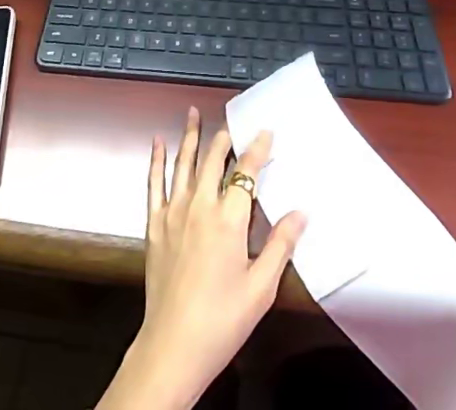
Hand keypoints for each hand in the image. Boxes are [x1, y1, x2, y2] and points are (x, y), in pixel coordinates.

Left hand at [97, 107, 306, 409]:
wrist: (174, 343)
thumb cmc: (223, 318)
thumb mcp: (261, 286)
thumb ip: (280, 245)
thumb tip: (300, 212)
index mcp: (228, 220)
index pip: (246, 173)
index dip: (257, 149)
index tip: (265, 132)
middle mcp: (199, 206)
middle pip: (213, 160)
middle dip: (224, 137)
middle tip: (232, 122)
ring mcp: (173, 212)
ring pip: (183, 164)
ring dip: (190, 136)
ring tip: (192, 113)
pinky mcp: (154, 223)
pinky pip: (154, 182)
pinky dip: (156, 159)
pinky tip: (158, 142)